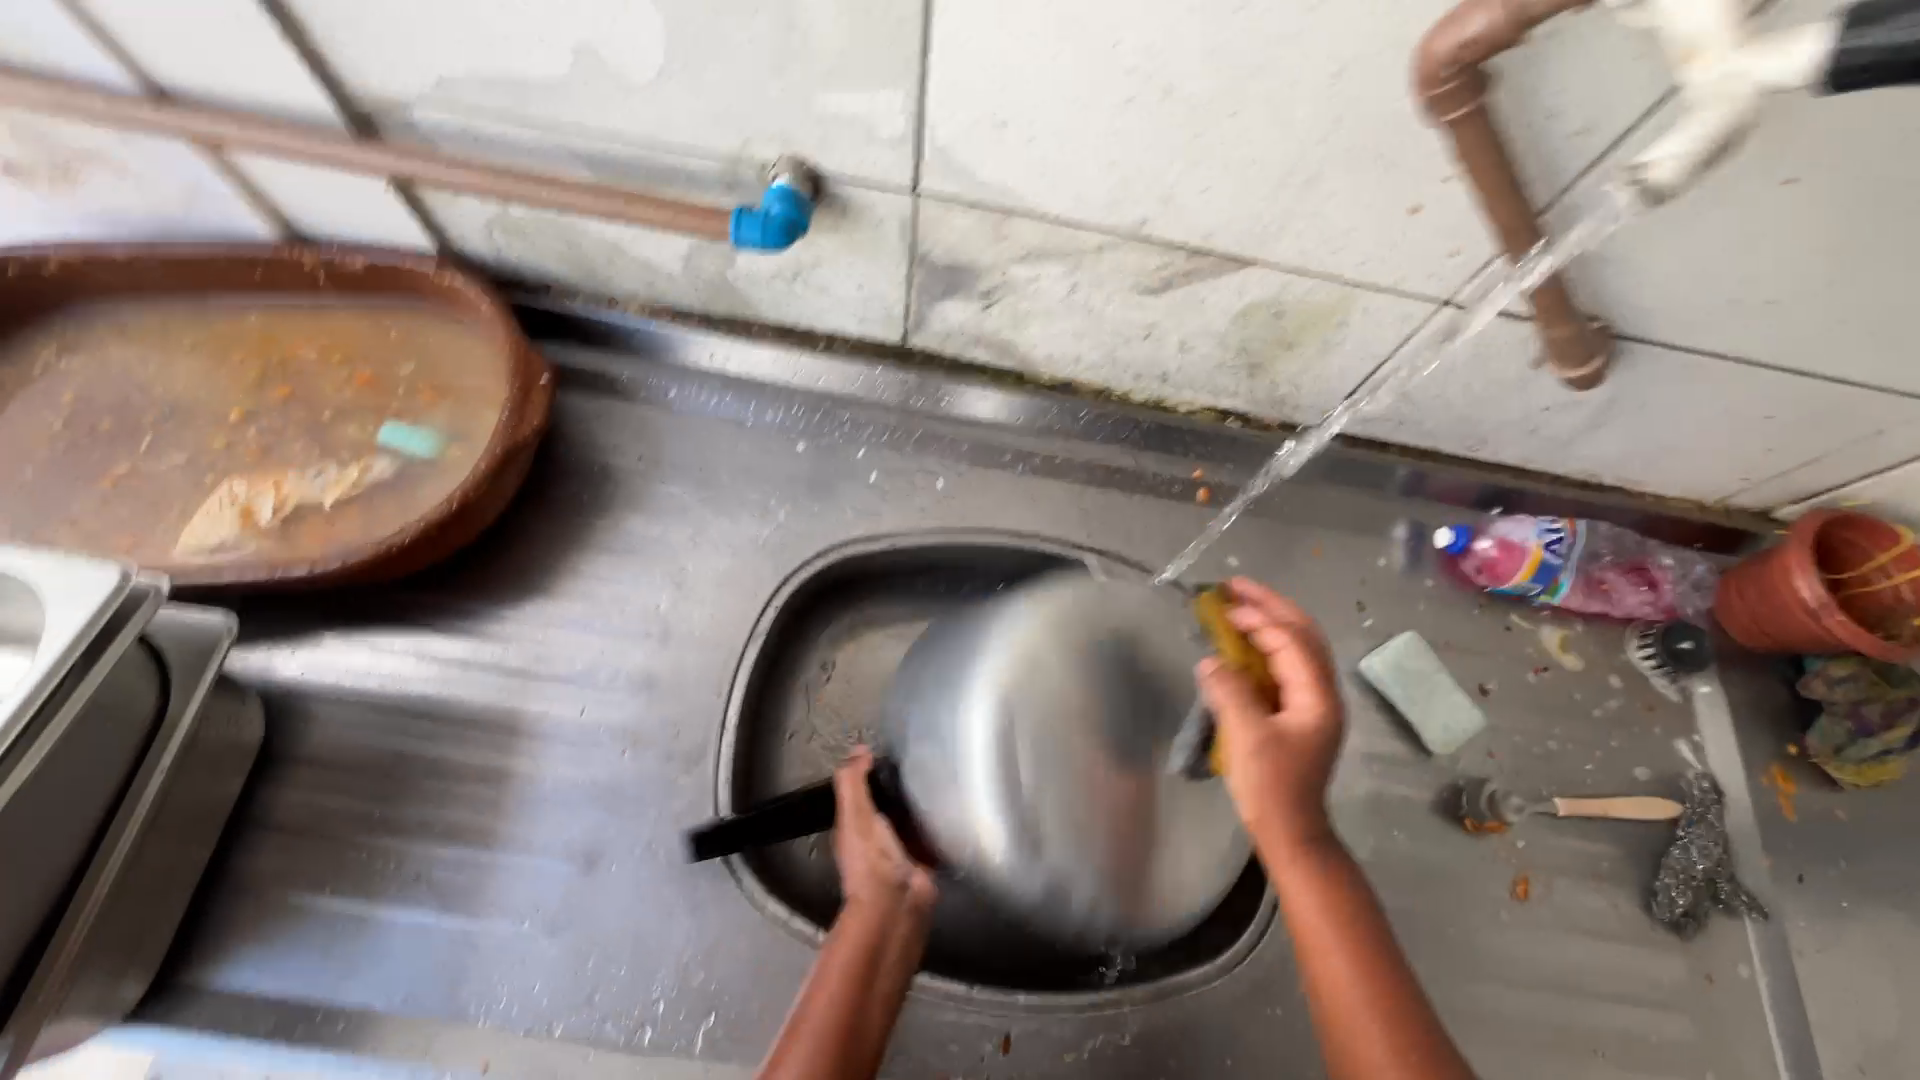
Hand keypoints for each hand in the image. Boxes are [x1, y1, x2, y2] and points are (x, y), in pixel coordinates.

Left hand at [832, 747, 936, 914]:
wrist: (897, 904)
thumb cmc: (871, 859)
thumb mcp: (854, 814)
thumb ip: (852, 782)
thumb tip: (859, 749)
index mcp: (855, 825)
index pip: (863, 792)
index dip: (872, 772)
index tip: (892, 751)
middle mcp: (877, 836)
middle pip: (890, 804)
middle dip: (903, 786)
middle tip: (925, 760)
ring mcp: (901, 850)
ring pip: (912, 818)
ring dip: (924, 804)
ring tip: (943, 776)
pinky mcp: (924, 859)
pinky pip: (933, 835)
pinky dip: (941, 823)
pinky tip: (955, 806)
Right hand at [1194, 577, 1344, 851]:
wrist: (1290, 832)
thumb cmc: (1272, 786)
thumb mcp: (1247, 736)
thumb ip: (1229, 691)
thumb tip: (1211, 660)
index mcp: (1317, 696)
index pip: (1291, 641)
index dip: (1258, 619)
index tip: (1223, 607)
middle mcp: (1321, 693)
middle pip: (1301, 635)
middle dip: (1269, 606)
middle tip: (1234, 586)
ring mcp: (1310, 704)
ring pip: (1293, 649)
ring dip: (1267, 623)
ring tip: (1235, 605)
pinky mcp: (1295, 715)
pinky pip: (1281, 668)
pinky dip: (1261, 648)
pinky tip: (1239, 645)